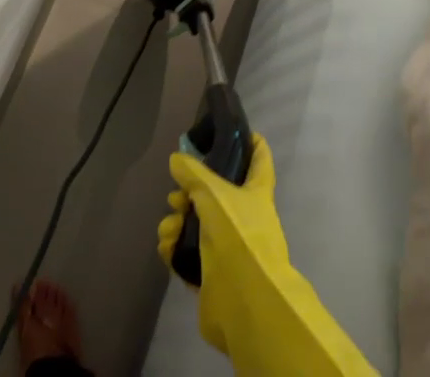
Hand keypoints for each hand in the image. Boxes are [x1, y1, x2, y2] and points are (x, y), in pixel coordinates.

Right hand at [156, 133, 281, 272]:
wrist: (245, 298)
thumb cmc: (238, 234)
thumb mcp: (213, 192)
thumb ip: (192, 172)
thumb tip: (177, 160)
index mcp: (256, 194)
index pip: (260, 162)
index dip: (253, 144)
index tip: (242, 131)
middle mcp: (244, 218)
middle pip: (213, 193)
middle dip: (187, 192)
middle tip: (177, 196)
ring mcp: (227, 246)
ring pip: (194, 222)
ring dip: (176, 221)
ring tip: (172, 228)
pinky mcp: (210, 271)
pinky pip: (185, 250)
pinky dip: (174, 246)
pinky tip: (169, 247)